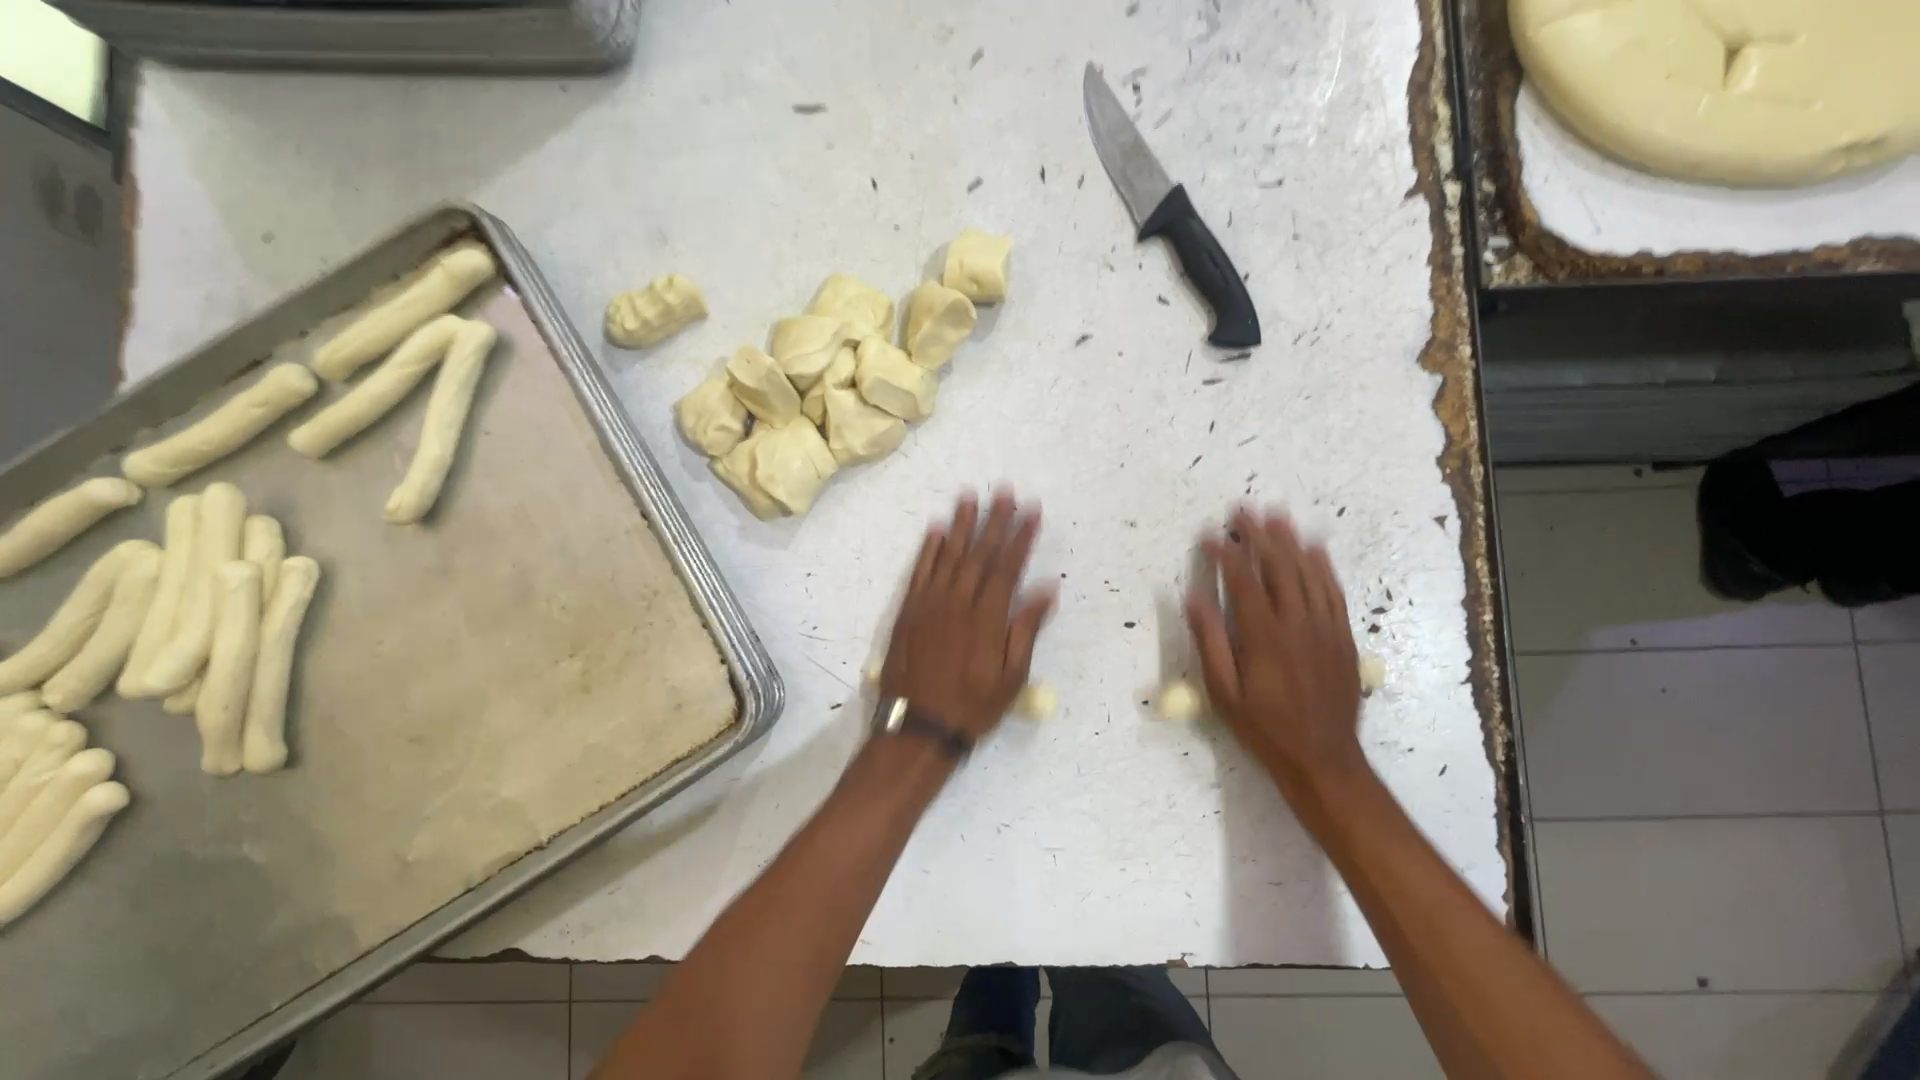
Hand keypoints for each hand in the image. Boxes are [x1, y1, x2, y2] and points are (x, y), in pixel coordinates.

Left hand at [881, 490, 1055, 739]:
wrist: (918, 727)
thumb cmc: (973, 706)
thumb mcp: (1012, 677)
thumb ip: (1026, 629)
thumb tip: (1045, 588)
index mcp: (987, 617)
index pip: (1008, 566)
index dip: (1021, 536)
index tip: (1032, 511)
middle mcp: (958, 601)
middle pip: (980, 553)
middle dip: (995, 520)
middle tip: (1005, 490)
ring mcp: (929, 603)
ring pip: (949, 555)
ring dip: (962, 524)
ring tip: (971, 496)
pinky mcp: (908, 610)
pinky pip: (920, 571)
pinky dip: (929, 549)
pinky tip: (937, 529)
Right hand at [1185, 508, 1364, 788]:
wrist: (1322, 756)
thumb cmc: (1263, 727)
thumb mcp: (1223, 692)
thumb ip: (1210, 641)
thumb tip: (1194, 597)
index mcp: (1263, 635)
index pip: (1242, 581)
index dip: (1225, 553)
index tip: (1210, 534)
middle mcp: (1297, 623)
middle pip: (1278, 567)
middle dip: (1259, 536)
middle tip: (1244, 510)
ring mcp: (1324, 627)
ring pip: (1308, 573)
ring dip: (1291, 542)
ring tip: (1277, 516)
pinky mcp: (1342, 636)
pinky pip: (1333, 592)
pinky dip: (1323, 567)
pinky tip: (1315, 549)